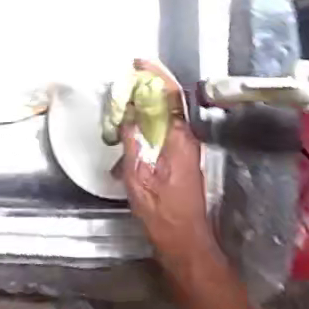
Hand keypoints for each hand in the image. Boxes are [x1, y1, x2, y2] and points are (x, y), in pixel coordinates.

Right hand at [120, 60, 217, 270]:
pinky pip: (162, 134)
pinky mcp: (179, 160)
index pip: (171, 95)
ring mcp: (184, 149)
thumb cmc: (163, 215)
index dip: (156, 75)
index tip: (139, 63)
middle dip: (145, 90)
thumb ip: (132, 142)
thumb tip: (127, 114)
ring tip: (121, 111)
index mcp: (180, 138)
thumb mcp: (138, 177)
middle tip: (124, 83)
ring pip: (163, 119)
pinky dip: (144, 129)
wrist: (185, 245)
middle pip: (167, 103)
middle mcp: (186, 138)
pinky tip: (127, 139)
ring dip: (143, 111)